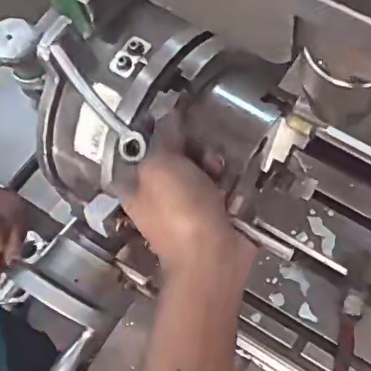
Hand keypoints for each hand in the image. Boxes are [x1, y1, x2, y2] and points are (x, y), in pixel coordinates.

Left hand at [116, 118, 255, 284]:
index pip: (147, 147)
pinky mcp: (218, 217)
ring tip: (222, 177)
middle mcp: (160, 196)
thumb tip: (167, 113)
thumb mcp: (160, 164)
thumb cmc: (179, 212)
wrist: (213, 257)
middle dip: (197, 152)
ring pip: (207, 171)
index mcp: (136, 184)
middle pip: (181, 156)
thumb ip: (162, 137)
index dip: (163, 133)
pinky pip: (228, 190)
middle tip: (204, 158)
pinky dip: (234, 190)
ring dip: (218, 169)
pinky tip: (233, 196)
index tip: (180, 124)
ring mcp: (189, 208)